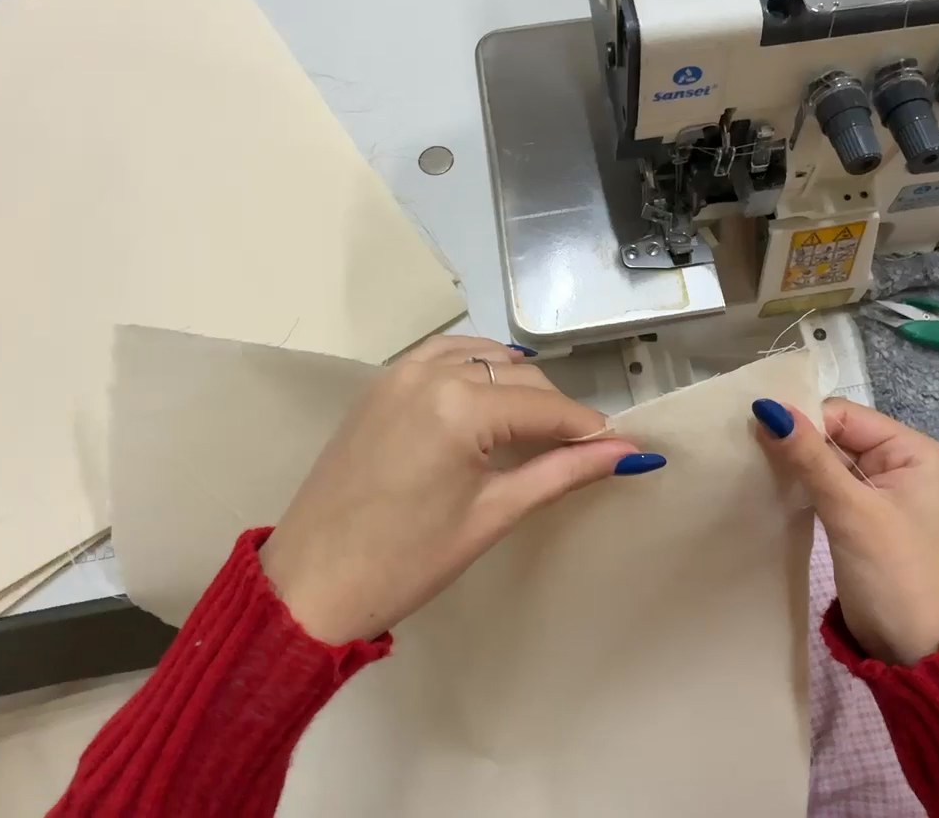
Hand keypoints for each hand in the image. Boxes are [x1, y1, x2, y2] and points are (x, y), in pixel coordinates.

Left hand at [259, 336, 661, 644]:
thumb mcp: (492, 515)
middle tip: (582, 450)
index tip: (623, 447)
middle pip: (520, 378)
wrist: (309, 584)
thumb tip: (628, 454)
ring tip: (537, 429)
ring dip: (517, 384)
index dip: (589, 428)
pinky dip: (475, 365)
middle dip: (556, 411)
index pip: (546, 407)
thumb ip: (562, 473)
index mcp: (461, 407)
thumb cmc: (405, 562)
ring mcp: (401, 372)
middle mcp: (432, 373)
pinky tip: (489, 393)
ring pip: (483, 358)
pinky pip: (443, 355)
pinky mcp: (381, 383)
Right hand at [752, 397, 938, 664]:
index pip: (845, 416)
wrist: (916, 654)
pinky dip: (802, 485)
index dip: (804, 420)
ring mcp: (880, 491)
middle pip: (836, 434)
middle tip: (747, 448)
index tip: (757, 431)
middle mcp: (899, 463)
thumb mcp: (852, 512)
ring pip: (827, 460)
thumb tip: (768, 408)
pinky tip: (772, 488)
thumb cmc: (894, 575)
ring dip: (796, 463)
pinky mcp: (861, 516)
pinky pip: (826, 485)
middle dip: (797, 440)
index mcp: (912, 451)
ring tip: (753, 465)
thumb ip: (811, 458)